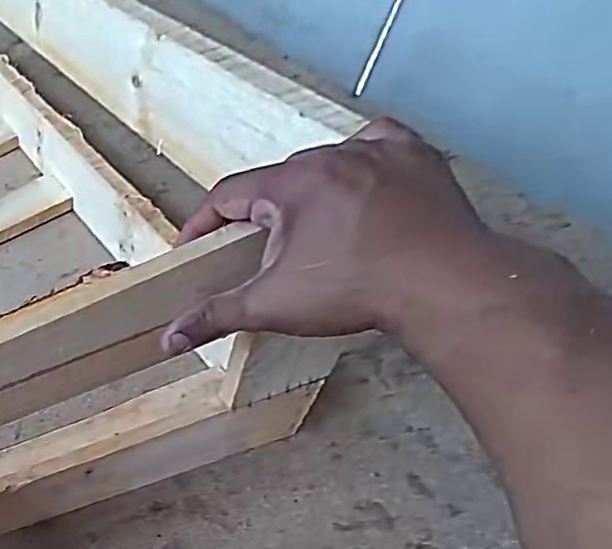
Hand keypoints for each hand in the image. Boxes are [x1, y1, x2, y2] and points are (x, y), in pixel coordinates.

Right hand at [162, 118, 516, 350]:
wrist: (441, 283)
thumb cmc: (354, 289)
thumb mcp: (269, 306)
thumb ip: (214, 316)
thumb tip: (170, 338)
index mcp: (291, 185)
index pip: (226, 195)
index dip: (201, 223)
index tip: (193, 247)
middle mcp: (334, 155)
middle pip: (273, 181)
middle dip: (254, 214)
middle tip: (247, 250)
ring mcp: (380, 152)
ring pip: (322, 164)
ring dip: (302, 194)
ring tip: (301, 230)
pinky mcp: (417, 159)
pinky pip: (376, 147)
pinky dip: (357, 166)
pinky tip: (353, 188)